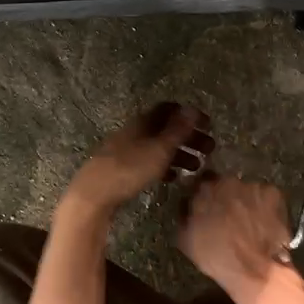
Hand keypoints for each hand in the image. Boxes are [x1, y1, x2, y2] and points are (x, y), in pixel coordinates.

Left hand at [64, 102, 208, 216]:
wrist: (93, 194)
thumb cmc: (130, 169)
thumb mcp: (159, 150)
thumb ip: (177, 130)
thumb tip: (192, 108)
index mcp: (143, 122)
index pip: (169, 110)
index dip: (190, 115)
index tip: (208, 125)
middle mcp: (135, 132)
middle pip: (166, 129)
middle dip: (189, 137)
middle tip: (210, 148)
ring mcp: (126, 150)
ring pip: (159, 147)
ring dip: (180, 154)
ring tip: (197, 167)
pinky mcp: (121, 168)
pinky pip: (148, 162)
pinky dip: (164, 166)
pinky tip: (173, 178)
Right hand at [178, 175, 292, 298]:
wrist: (253, 268)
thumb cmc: (215, 256)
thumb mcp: (186, 239)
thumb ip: (186, 215)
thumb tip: (188, 204)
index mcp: (204, 190)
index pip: (203, 182)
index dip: (206, 195)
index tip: (208, 206)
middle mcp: (229, 181)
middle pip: (227, 184)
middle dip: (227, 197)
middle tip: (230, 216)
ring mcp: (254, 186)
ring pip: (248, 190)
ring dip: (247, 201)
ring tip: (250, 223)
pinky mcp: (274, 194)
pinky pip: (267, 197)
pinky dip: (266, 206)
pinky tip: (265, 223)